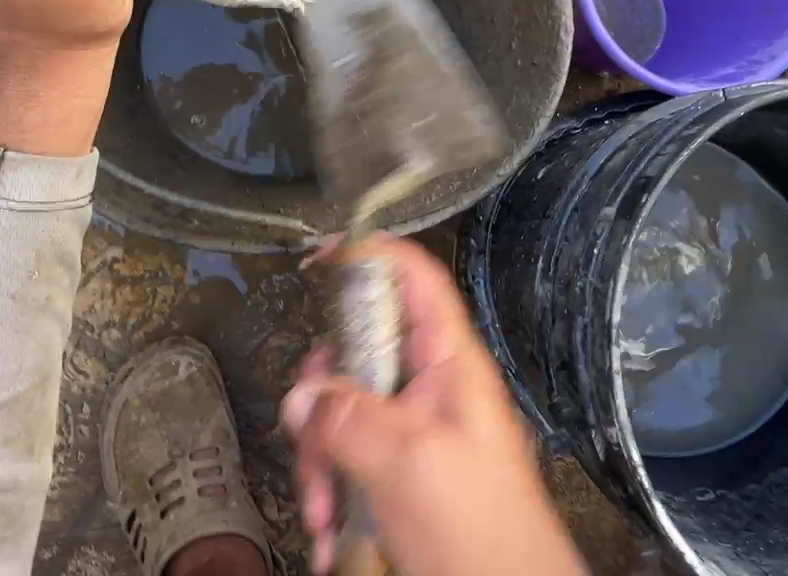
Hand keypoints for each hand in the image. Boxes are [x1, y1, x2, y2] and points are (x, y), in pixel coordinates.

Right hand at [282, 238, 586, 575]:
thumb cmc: (485, 535)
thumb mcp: (411, 465)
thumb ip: (350, 419)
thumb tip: (302, 396)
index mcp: (450, 364)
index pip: (416, 280)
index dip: (374, 254)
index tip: (326, 252)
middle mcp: (427, 385)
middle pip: (358, 346)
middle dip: (323, 393)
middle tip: (311, 430)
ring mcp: (409, 425)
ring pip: (342, 404)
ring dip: (319, 455)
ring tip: (324, 510)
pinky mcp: (394, 465)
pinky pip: (344, 452)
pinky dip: (329, 486)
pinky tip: (331, 529)